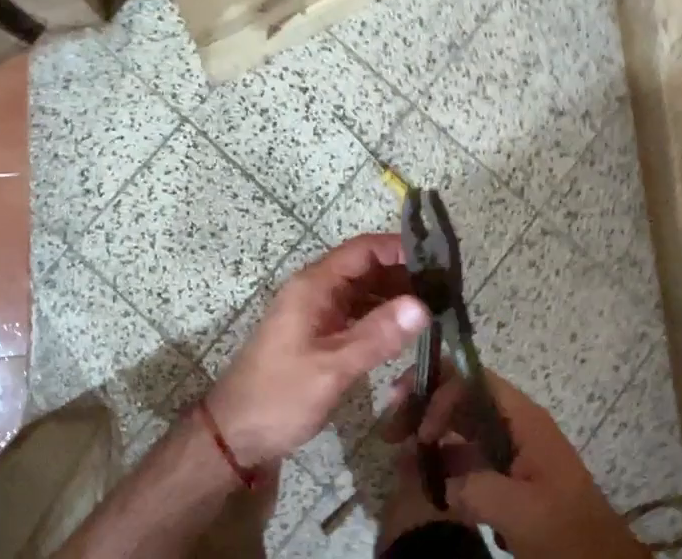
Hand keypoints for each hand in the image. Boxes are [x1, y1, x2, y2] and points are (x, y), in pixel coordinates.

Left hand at [205, 234, 429, 465]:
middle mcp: (315, 290)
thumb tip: (423, 305)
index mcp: (314, 286)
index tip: (438, 261)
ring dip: (394, 297)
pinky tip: (406, 333)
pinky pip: (355, 314)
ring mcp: (316, 313)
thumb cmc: (281, 395)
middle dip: (403, 275)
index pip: (362, 250)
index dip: (398, 249)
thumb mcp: (333, 367)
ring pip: (362, 292)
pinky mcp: (318, 335)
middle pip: (365, 268)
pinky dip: (380, 318)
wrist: (235, 433)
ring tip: (436, 310)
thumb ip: (377, 335)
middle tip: (446, 290)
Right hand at [390, 370, 645, 558]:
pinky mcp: (508, 479)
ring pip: (461, 429)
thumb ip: (473, 487)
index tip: (417, 428)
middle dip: (425, 409)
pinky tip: (421, 481)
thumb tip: (434, 481)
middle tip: (391, 430)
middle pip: (461, 399)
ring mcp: (511, 452)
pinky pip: (467, 459)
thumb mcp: (521, 510)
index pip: (471, 380)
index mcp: (522, 419)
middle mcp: (514, 426)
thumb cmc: (568, 532)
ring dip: (429, 438)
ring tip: (399, 458)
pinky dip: (442, 464)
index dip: (438, 393)